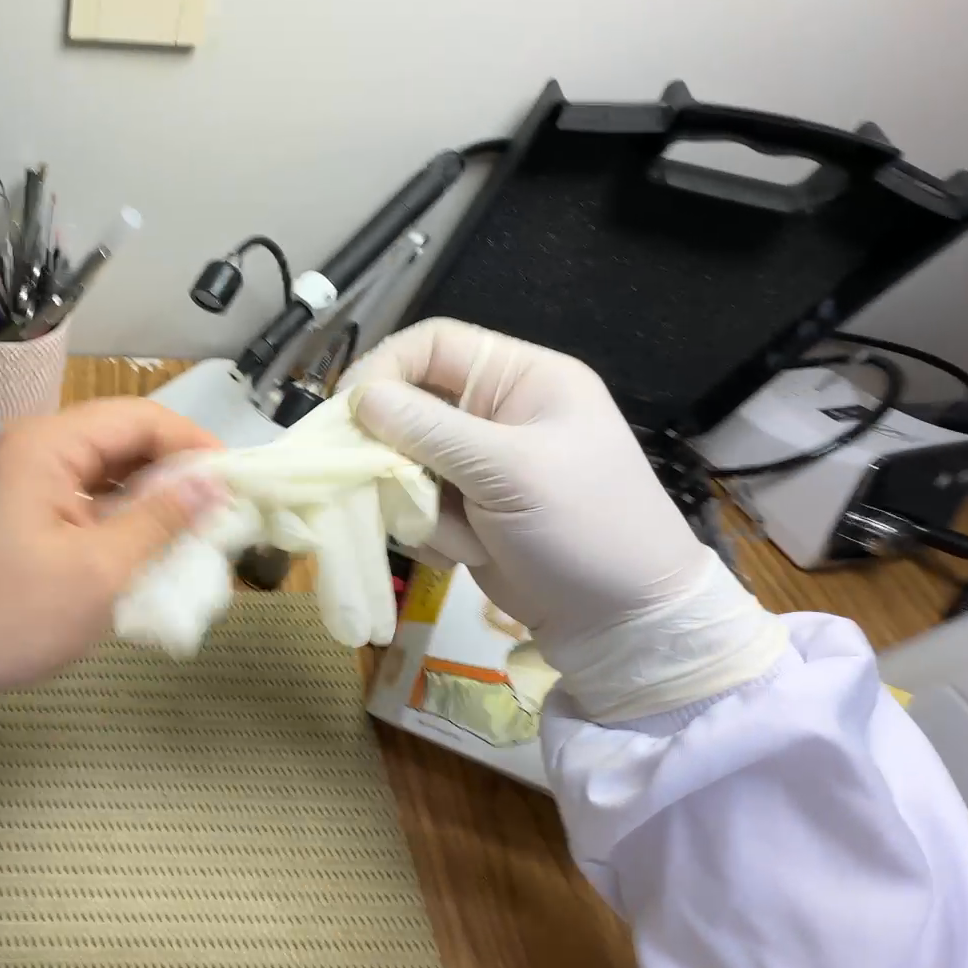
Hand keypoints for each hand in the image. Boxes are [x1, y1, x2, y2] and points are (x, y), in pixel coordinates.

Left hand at [0, 398, 225, 711]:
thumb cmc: (13, 617)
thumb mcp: (100, 572)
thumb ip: (161, 519)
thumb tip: (214, 481)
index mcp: (43, 445)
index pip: (136, 419)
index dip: (192, 443)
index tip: (236, 478)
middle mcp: (26, 447)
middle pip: (117, 439)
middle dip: (171, 471)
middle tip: (220, 509)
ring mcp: (14, 478)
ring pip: (99, 470)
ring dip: (145, 495)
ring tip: (193, 528)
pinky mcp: (11, 509)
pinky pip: (76, 497)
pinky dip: (113, 515)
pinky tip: (144, 545)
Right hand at [343, 318, 785, 721]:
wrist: (619, 621)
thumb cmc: (585, 529)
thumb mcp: (511, 472)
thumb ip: (431, 430)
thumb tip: (358, 398)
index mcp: (521, 380)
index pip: (431, 345)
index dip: (383, 370)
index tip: (349, 413)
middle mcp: (492, 412)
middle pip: (404, 405)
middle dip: (392, 451)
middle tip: (384, 485)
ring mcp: (472, 462)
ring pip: (396, 459)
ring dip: (411, 501)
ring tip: (453, 535)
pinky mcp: (457, 504)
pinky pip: (406, 501)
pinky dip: (421, 530)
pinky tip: (462, 553)